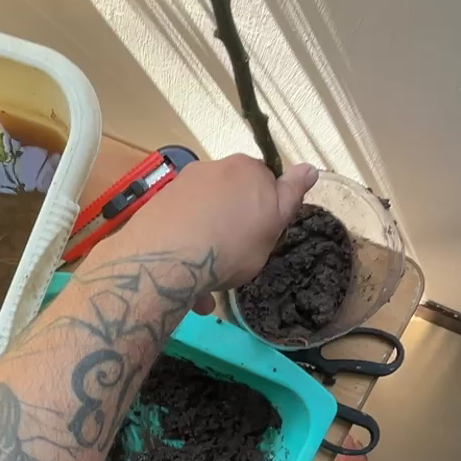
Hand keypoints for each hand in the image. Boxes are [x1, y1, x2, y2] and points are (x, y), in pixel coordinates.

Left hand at [85, 155, 318, 294]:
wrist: (165, 261)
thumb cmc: (232, 245)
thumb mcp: (273, 225)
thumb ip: (290, 197)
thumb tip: (308, 167)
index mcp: (244, 168)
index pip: (263, 183)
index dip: (264, 212)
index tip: (259, 237)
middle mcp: (208, 171)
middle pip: (227, 202)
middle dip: (230, 234)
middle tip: (232, 267)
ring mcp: (177, 190)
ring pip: (199, 223)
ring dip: (205, 255)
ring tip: (205, 293)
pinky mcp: (152, 213)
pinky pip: (176, 235)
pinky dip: (183, 259)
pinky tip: (186, 290)